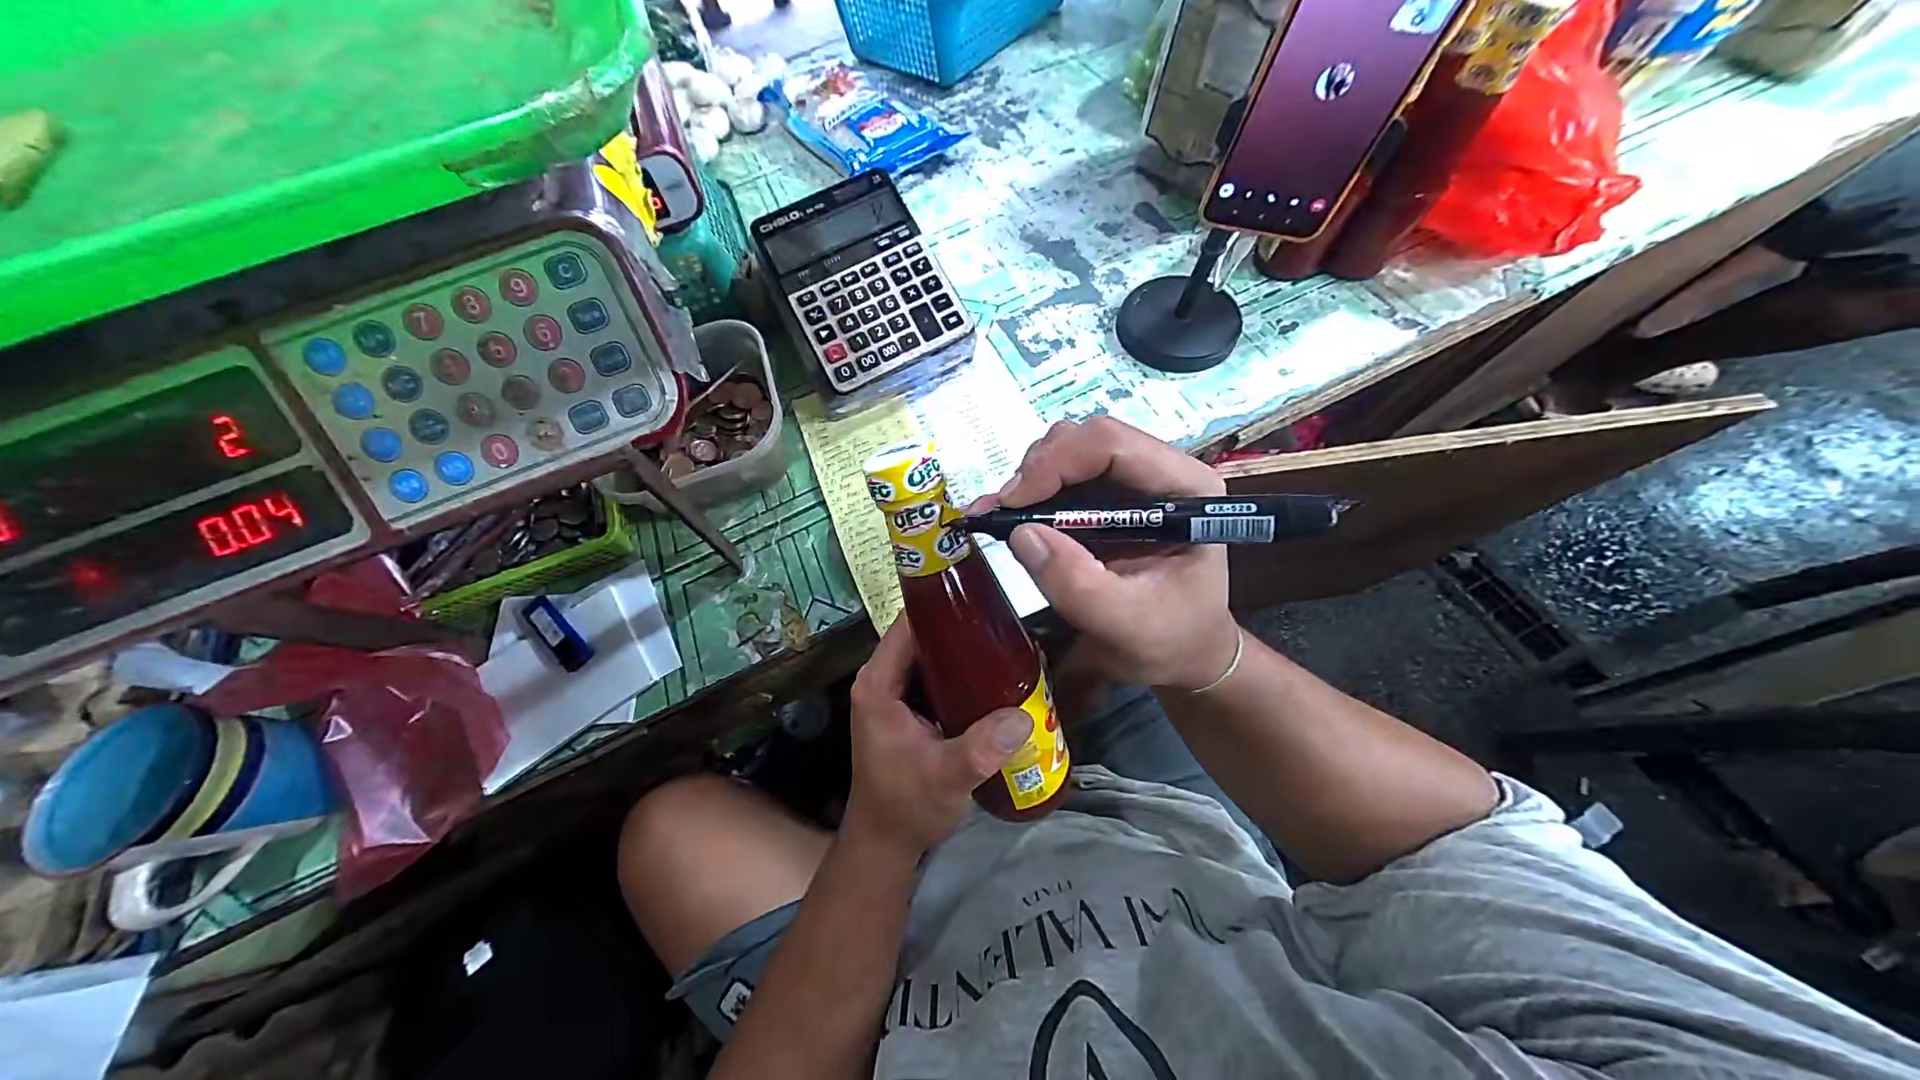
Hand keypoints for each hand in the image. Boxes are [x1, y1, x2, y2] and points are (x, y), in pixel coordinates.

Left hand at [843, 619, 1033, 855]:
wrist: (887, 843)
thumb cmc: (906, 806)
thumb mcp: (946, 777)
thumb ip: (981, 748)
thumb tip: (1024, 716)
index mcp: (878, 684)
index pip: (907, 626)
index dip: (941, 608)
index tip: (981, 600)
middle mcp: (882, 682)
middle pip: (922, 637)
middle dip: (961, 630)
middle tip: (1005, 626)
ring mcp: (896, 696)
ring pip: (932, 658)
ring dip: (965, 653)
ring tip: (1006, 646)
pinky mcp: (910, 711)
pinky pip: (937, 679)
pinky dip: (963, 675)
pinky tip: (996, 679)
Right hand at [985, 416, 1239, 690]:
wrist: (1182, 649)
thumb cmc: (1170, 637)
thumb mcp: (1125, 622)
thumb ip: (1078, 584)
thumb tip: (1023, 534)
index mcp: (1184, 488)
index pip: (1114, 445)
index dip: (1057, 463)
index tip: (1014, 503)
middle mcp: (1159, 471)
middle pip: (1087, 440)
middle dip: (1038, 469)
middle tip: (1003, 513)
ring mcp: (1131, 481)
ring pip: (1069, 449)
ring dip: (1030, 479)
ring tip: (1004, 517)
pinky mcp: (1106, 496)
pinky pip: (1061, 475)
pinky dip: (1029, 492)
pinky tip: (1007, 516)